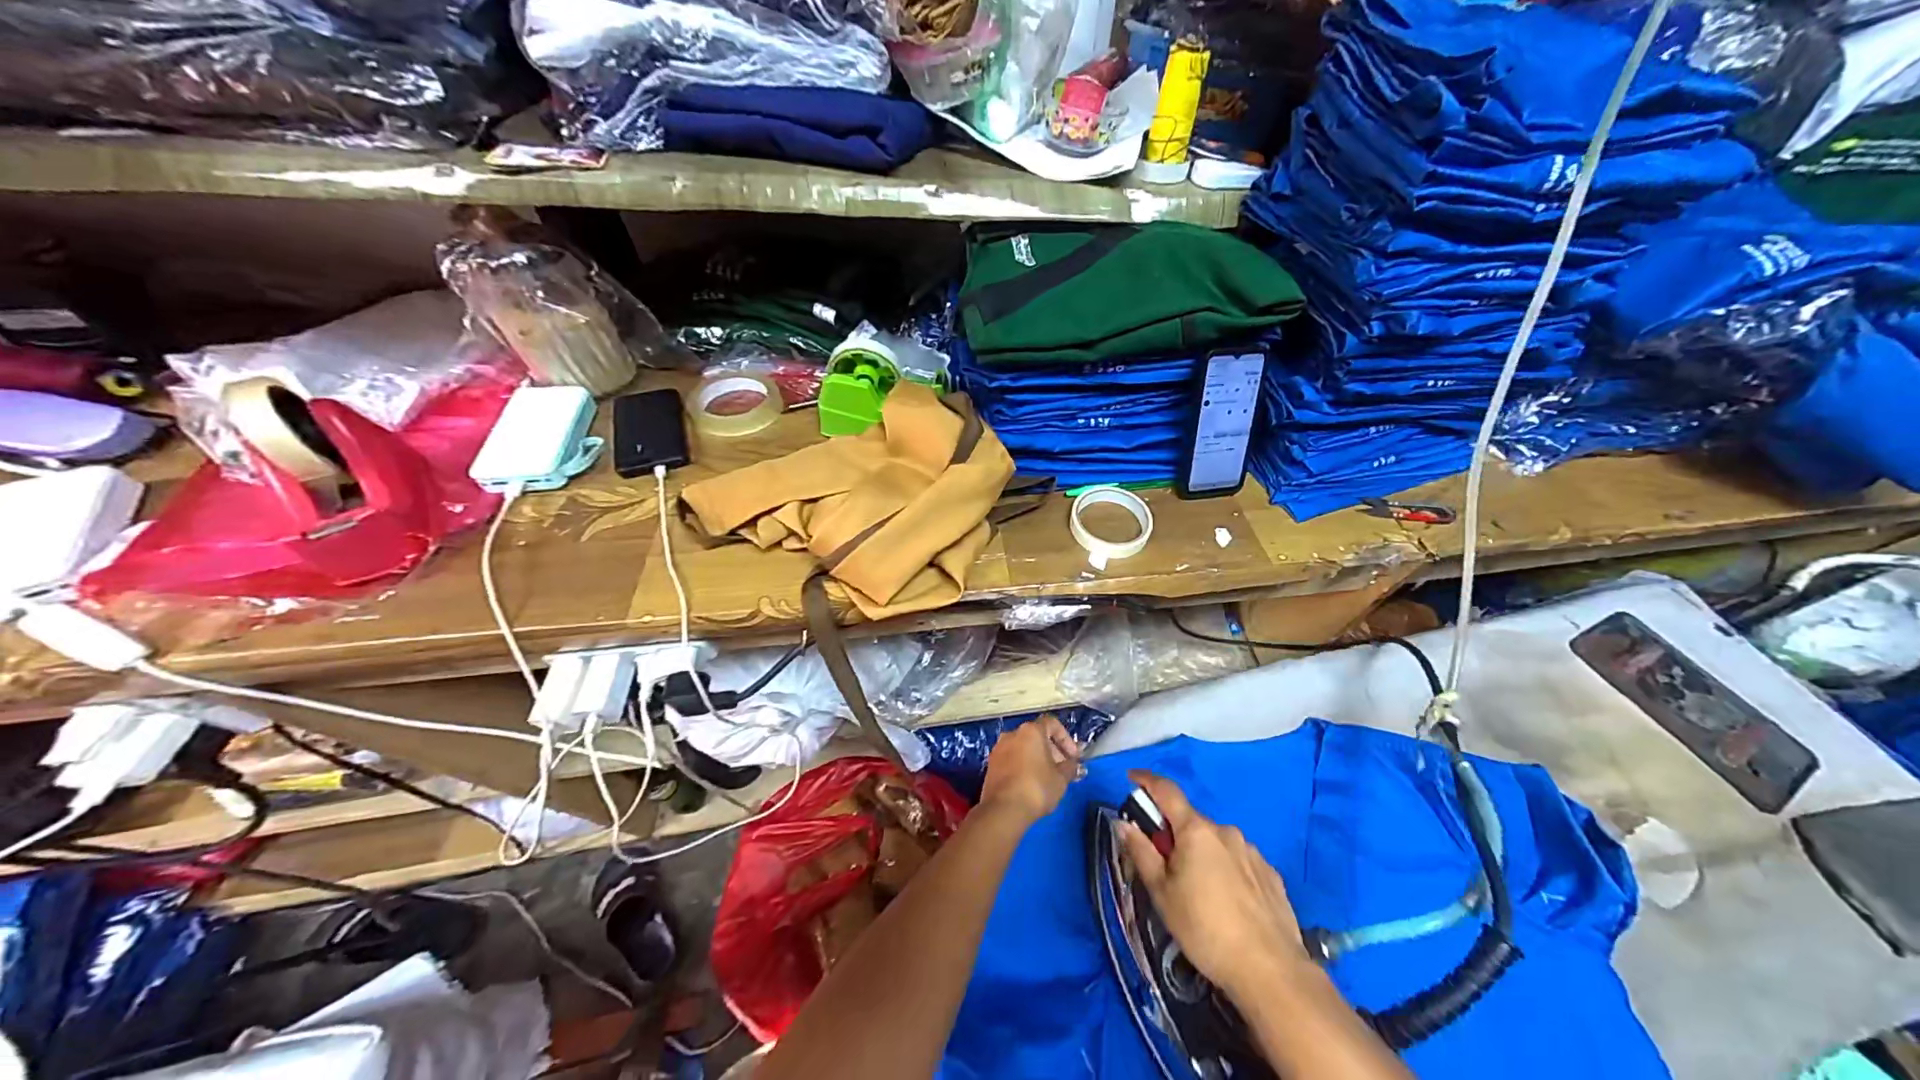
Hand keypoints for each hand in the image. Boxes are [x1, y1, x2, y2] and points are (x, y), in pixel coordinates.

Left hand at [978, 714, 1081, 825]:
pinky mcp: (991, 765)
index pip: (1052, 724)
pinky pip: (1012, 759)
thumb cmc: (1037, 788)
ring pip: (1023, 747)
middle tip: (1063, 768)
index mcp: (1031, 731)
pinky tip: (1031, 784)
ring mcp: (998, 749)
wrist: (1004, 809)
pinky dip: (1024, 766)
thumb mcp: (1061, 778)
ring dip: (1038, 758)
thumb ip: (1070, 767)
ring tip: (1048, 778)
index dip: (1066, 739)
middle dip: (1053, 750)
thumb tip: (1073, 765)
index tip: (1073, 757)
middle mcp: (1012, 734)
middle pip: (1037, 735)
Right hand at [1118, 770, 1312, 998]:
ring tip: (1200, 894)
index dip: (1147, 781)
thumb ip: (1141, 853)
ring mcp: (1252, 852)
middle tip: (1165, 868)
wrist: (1270, 971)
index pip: (1167, 791)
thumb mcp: (1161, 893)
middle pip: (1191, 823)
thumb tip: (1124, 823)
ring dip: (1202, 855)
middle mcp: (1226, 832)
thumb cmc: (1204, 928)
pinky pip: (1239, 862)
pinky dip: (1226, 871)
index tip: (1132, 778)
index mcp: (1196, 831)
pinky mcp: (1272, 875)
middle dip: (1175, 835)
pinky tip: (1228, 903)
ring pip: (1217, 844)